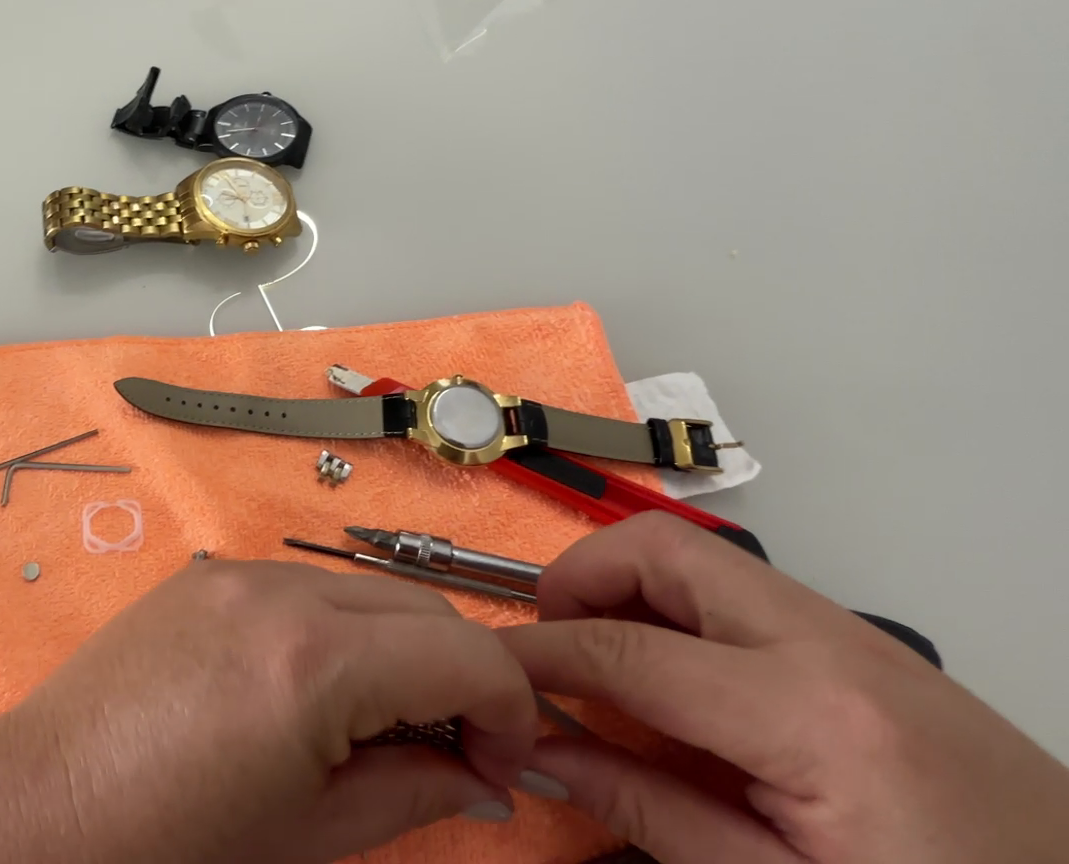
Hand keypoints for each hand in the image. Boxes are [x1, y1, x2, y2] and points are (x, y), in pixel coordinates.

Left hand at [0, 560, 545, 863]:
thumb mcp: (312, 833)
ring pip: (361, 590)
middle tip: (449, 750)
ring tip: (374, 723)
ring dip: (395, 646)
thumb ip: (416, 791)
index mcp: (314, 660)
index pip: (468, 651)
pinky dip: (334, 627)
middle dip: (459, 673)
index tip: (500, 765)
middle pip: (421, 605)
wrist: (43, 801)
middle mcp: (278, 590)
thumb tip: (486, 776)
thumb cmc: (172, 841)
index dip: (510, 709)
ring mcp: (233, 569)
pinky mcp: (201, 571)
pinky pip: (300, 587)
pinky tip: (307, 689)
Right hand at [501, 513, 1068, 862]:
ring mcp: (860, 636)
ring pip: (697, 555)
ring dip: (623, 587)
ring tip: (600, 663)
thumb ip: (647, 810)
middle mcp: (834, 644)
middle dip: (577, 577)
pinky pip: (738, 591)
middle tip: (548, 647)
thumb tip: (539, 754)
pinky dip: (673, 608)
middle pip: (661, 548)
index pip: (624, 649)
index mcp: (813, 717)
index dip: (536, 654)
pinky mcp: (870, 646)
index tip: (489, 670)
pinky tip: (671, 679)